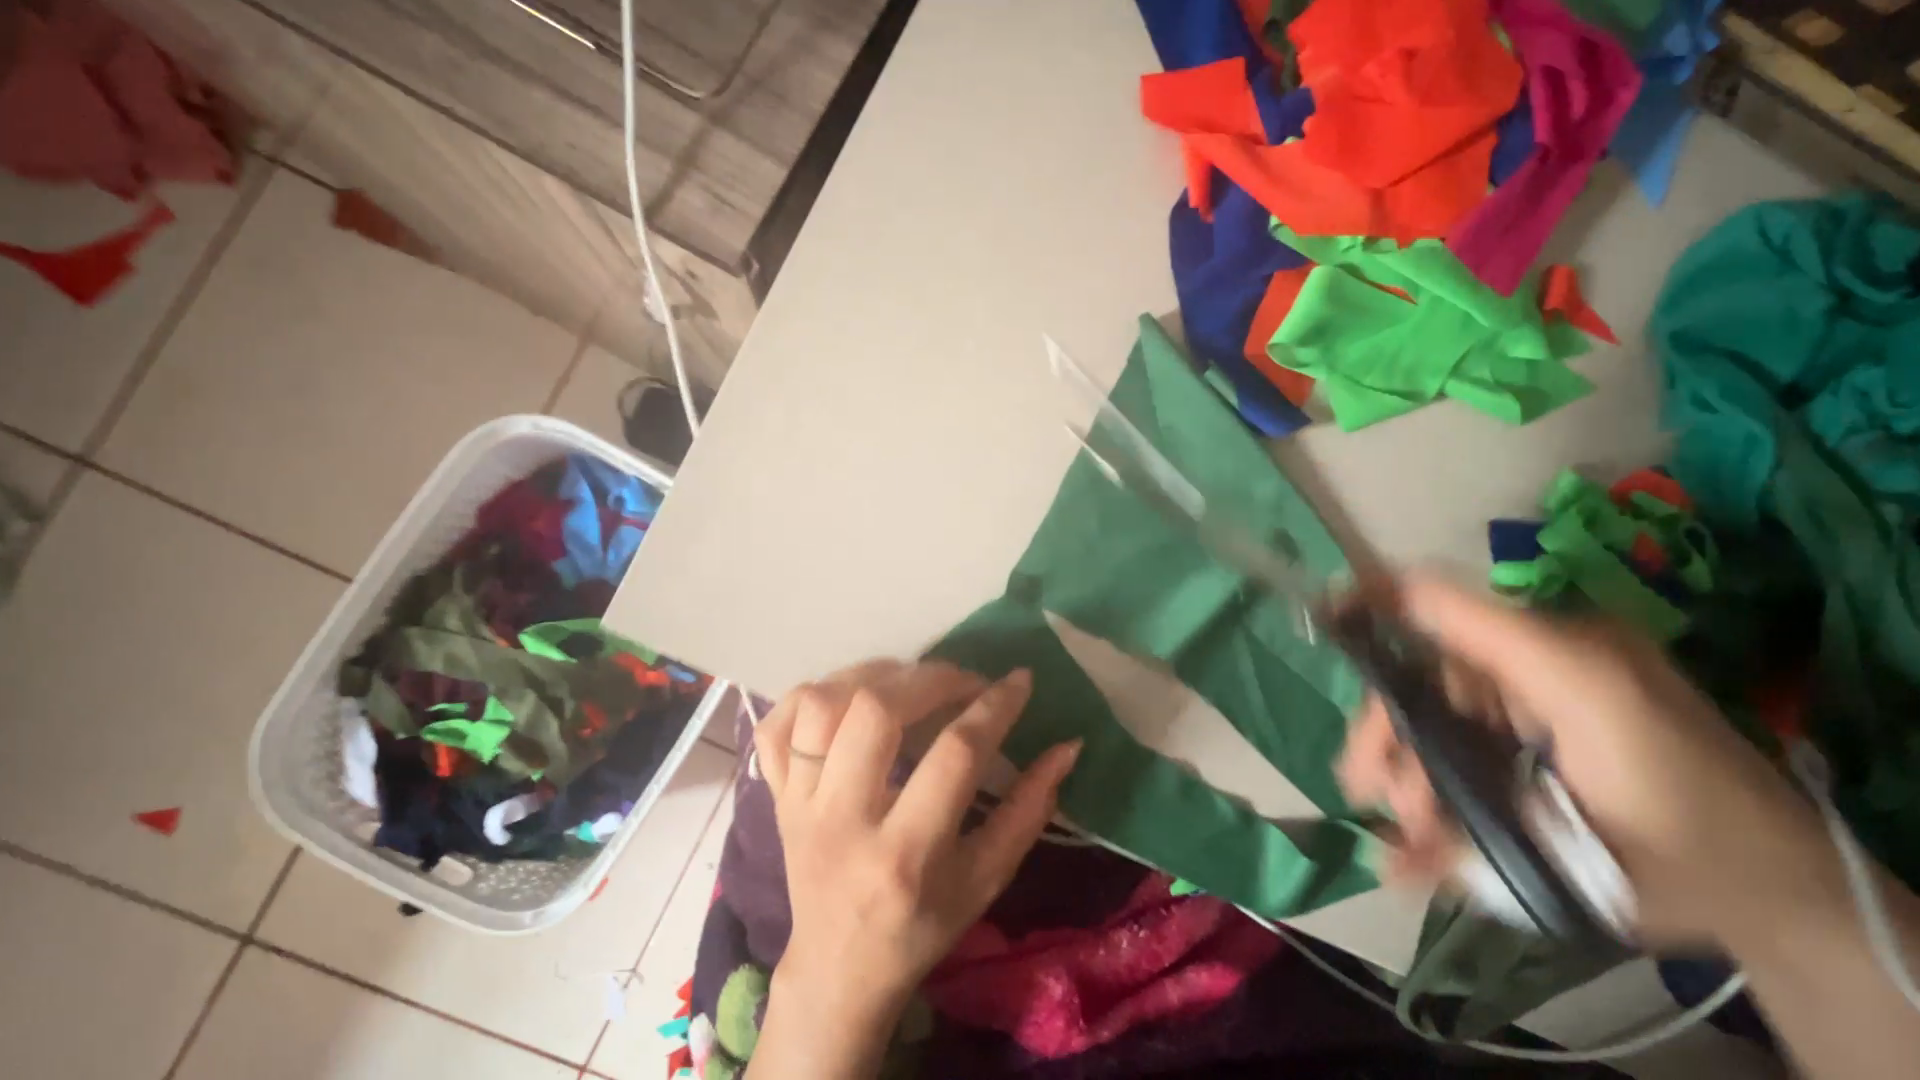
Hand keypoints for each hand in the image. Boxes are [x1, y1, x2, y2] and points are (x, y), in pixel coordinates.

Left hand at [754, 660, 1081, 1025]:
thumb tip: (1066, 746)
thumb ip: (1028, 811)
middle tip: (964, 679)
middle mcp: (843, 820)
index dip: (994, 708)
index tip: (1018, 682)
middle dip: (932, 679)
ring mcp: (798, 804)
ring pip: (822, 705)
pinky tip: (850, 695)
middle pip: (876, 713)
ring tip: (909, 680)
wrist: (839, 967)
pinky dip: (813, 693)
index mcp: (906, 854)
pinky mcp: (773, 795)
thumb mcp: (986, 879)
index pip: (953, 754)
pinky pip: (778, 723)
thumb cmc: (922, 926)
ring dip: (872, 676)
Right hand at [1336, 575, 1829, 946]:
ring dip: (1416, 754)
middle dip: (1391, 734)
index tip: (1320, 613)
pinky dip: (1451, 750)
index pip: (1447, 606)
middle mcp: (1560, 657)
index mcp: (1567, 674)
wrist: (1792, 885)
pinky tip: (1436, 813)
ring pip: (1452, 693)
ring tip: (1411, 824)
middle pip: (1434, 670)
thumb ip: (1468, 853)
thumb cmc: (1687, 868)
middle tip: (1369, 793)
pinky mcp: (1568, 696)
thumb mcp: (1575, 872)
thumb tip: (1381, 857)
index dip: (1376, 600)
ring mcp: (1566, 675)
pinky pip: (1486, 706)